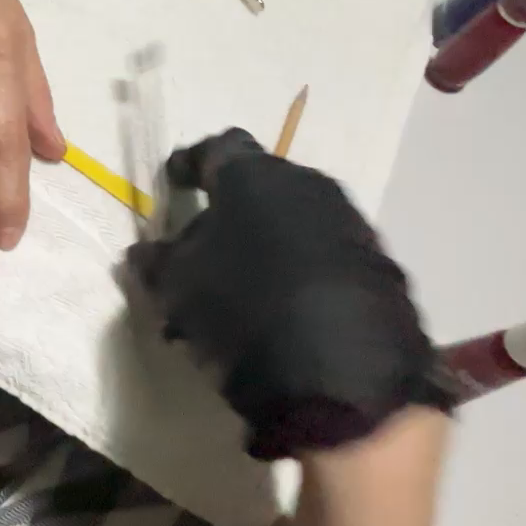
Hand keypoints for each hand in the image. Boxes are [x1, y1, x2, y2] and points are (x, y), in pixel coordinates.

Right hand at [128, 129, 448, 458]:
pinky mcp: (381, 269)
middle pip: (258, 187)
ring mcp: (352, 226)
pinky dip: (297, 272)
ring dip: (264, 245)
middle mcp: (308, 186)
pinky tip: (283, 312)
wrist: (340, 376)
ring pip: (293, 223)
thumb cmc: (238, 310)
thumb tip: (143, 252)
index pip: (216, 149)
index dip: (189, 164)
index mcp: (253, 178)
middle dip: (227, 213)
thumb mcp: (176, 288)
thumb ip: (156, 263)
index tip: (173, 184)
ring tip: (240, 292)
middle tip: (201, 250)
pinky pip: (324, 257)